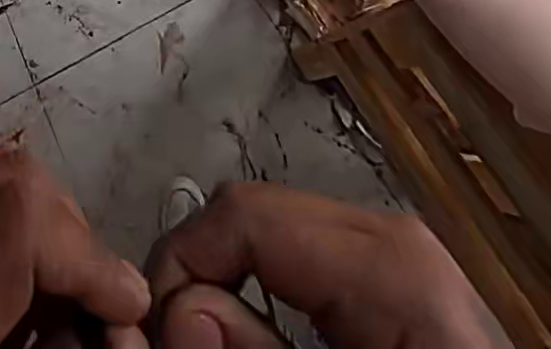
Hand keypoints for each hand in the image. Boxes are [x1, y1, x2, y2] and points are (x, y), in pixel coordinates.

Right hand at [145, 183, 500, 348]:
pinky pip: (287, 256)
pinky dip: (251, 288)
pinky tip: (246, 334)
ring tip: (204, 339)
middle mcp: (388, 237)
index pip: (242, 215)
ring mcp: (386, 250)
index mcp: (391, 266)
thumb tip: (182, 312)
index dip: (183, 266)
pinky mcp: (382, 274)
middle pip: (244, 214)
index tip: (159, 332)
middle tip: (175, 340)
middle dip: (195, 273)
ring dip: (216, 282)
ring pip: (257, 231)